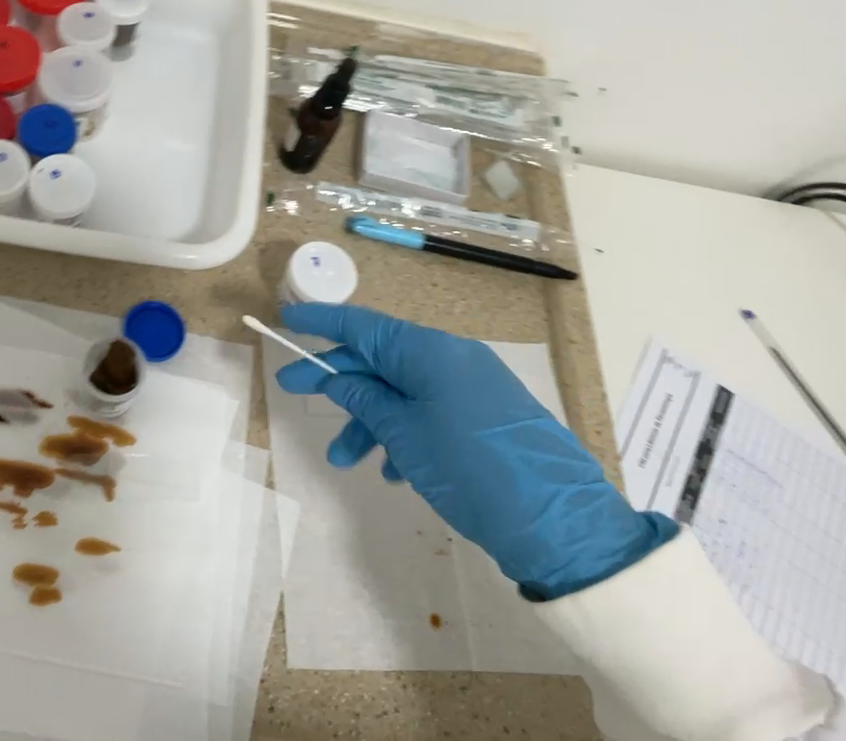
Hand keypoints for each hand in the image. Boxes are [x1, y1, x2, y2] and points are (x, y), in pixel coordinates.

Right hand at [277, 303, 675, 599]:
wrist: (557, 524)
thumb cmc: (470, 469)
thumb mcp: (405, 435)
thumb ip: (366, 400)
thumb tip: (338, 378)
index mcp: (430, 351)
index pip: (363, 324)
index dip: (322, 321)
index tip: (288, 321)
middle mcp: (451, 358)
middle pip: (379, 357)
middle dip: (337, 380)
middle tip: (291, 389)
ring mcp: (472, 387)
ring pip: (402, 390)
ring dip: (368, 418)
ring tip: (346, 460)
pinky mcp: (485, 416)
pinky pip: (429, 410)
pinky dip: (403, 433)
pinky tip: (393, 471)